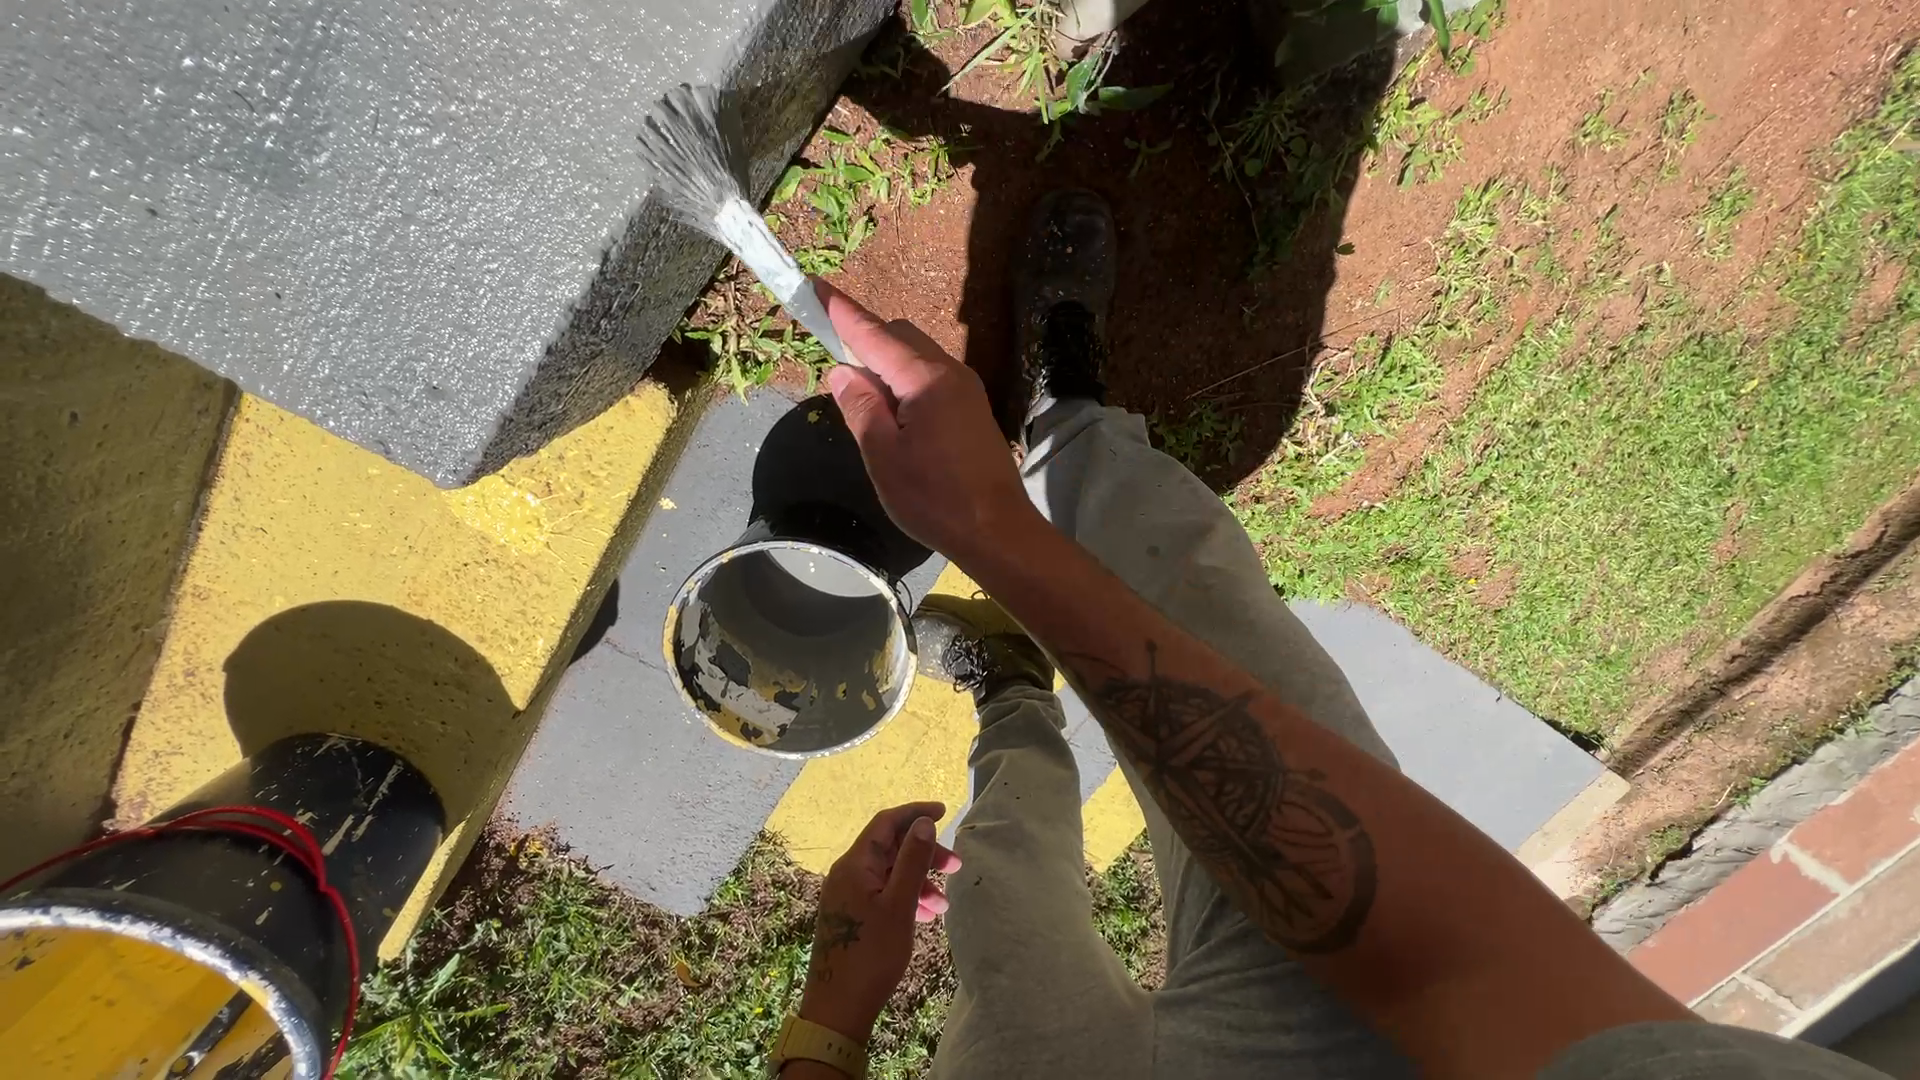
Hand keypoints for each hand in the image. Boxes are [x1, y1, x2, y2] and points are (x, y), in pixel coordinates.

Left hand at [798, 801, 960, 1038]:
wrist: (837, 1012)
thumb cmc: (871, 955)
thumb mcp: (899, 905)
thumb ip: (912, 860)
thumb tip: (923, 822)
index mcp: (854, 864)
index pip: (886, 822)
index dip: (914, 813)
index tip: (943, 811)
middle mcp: (847, 873)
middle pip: (890, 848)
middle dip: (924, 852)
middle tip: (956, 864)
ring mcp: (847, 896)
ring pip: (889, 873)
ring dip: (918, 880)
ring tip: (944, 903)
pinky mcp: (851, 916)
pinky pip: (883, 894)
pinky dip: (906, 897)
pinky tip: (926, 915)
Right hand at [816, 280, 1047, 565]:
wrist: (997, 531)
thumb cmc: (934, 498)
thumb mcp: (883, 456)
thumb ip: (860, 407)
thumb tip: (842, 371)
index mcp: (926, 379)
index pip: (874, 334)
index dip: (841, 312)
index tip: (815, 287)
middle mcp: (951, 373)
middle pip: (900, 338)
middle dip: (865, 340)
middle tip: (836, 367)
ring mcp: (968, 391)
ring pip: (918, 358)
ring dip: (886, 365)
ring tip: (863, 399)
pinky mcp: (974, 410)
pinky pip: (932, 379)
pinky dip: (906, 382)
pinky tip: (894, 415)